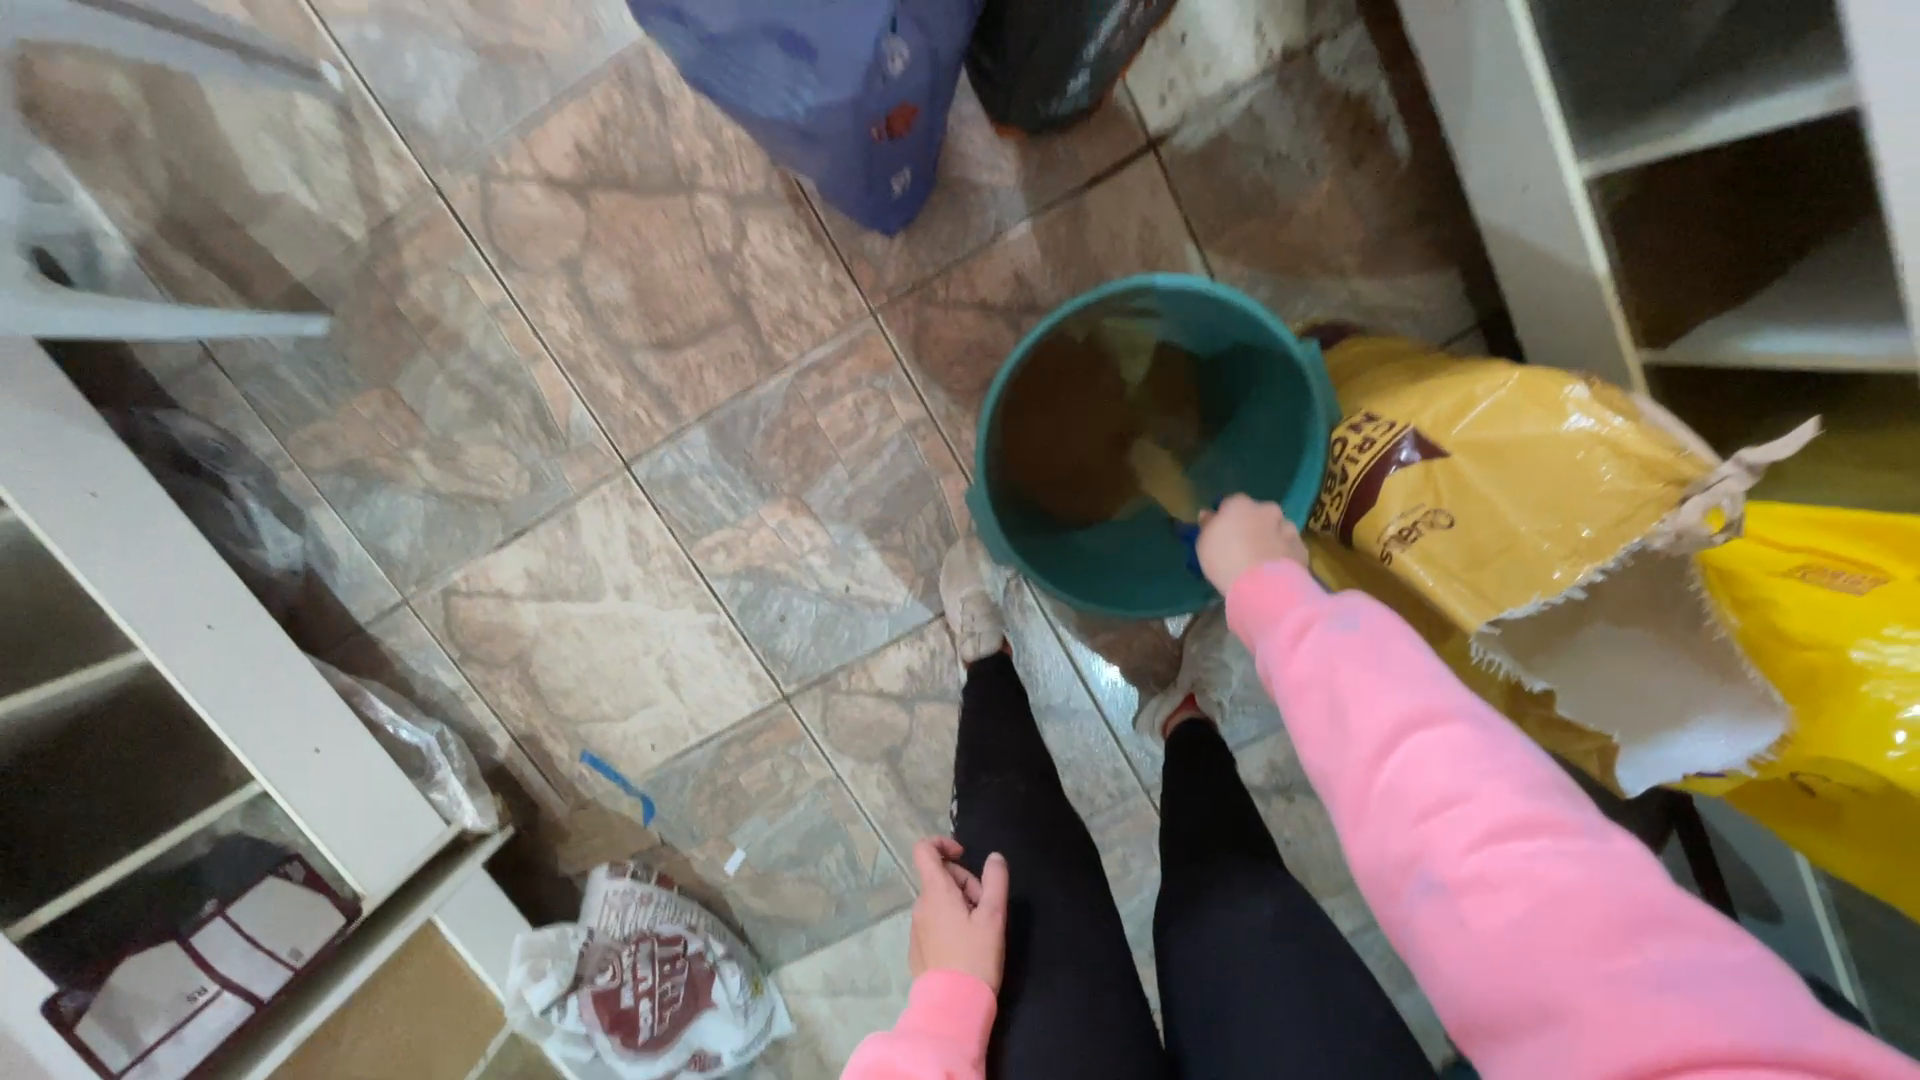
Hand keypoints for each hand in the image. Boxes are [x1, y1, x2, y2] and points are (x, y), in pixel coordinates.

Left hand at [907, 837, 1008, 992]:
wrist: (952, 1008)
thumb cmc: (975, 957)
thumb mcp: (993, 917)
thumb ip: (995, 881)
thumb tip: (994, 857)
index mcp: (936, 892)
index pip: (924, 849)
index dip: (943, 843)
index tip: (964, 856)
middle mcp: (920, 905)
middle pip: (940, 877)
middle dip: (965, 884)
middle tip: (986, 909)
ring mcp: (916, 928)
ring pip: (939, 901)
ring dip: (960, 905)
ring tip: (979, 932)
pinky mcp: (917, 948)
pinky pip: (934, 922)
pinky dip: (950, 923)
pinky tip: (965, 948)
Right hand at [1196, 494, 1309, 594]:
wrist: (1262, 585)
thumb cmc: (1225, 559)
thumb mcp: (1203, 544)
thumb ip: (1208, 526)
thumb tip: (1209, 515)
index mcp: (1240, 505)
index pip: (1232, 502)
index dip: (1227, 516)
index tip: (1222, 531)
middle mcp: (1267, 510)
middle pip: (1259, 513)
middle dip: (1254, 524)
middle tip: (1244, 545)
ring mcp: (1288, 528)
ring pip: (1278, 529)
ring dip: (1272, 538)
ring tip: (1262, 560)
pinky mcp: (1302, 548)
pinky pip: (1290, 548)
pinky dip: (1285, 555)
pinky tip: (1276, 570)